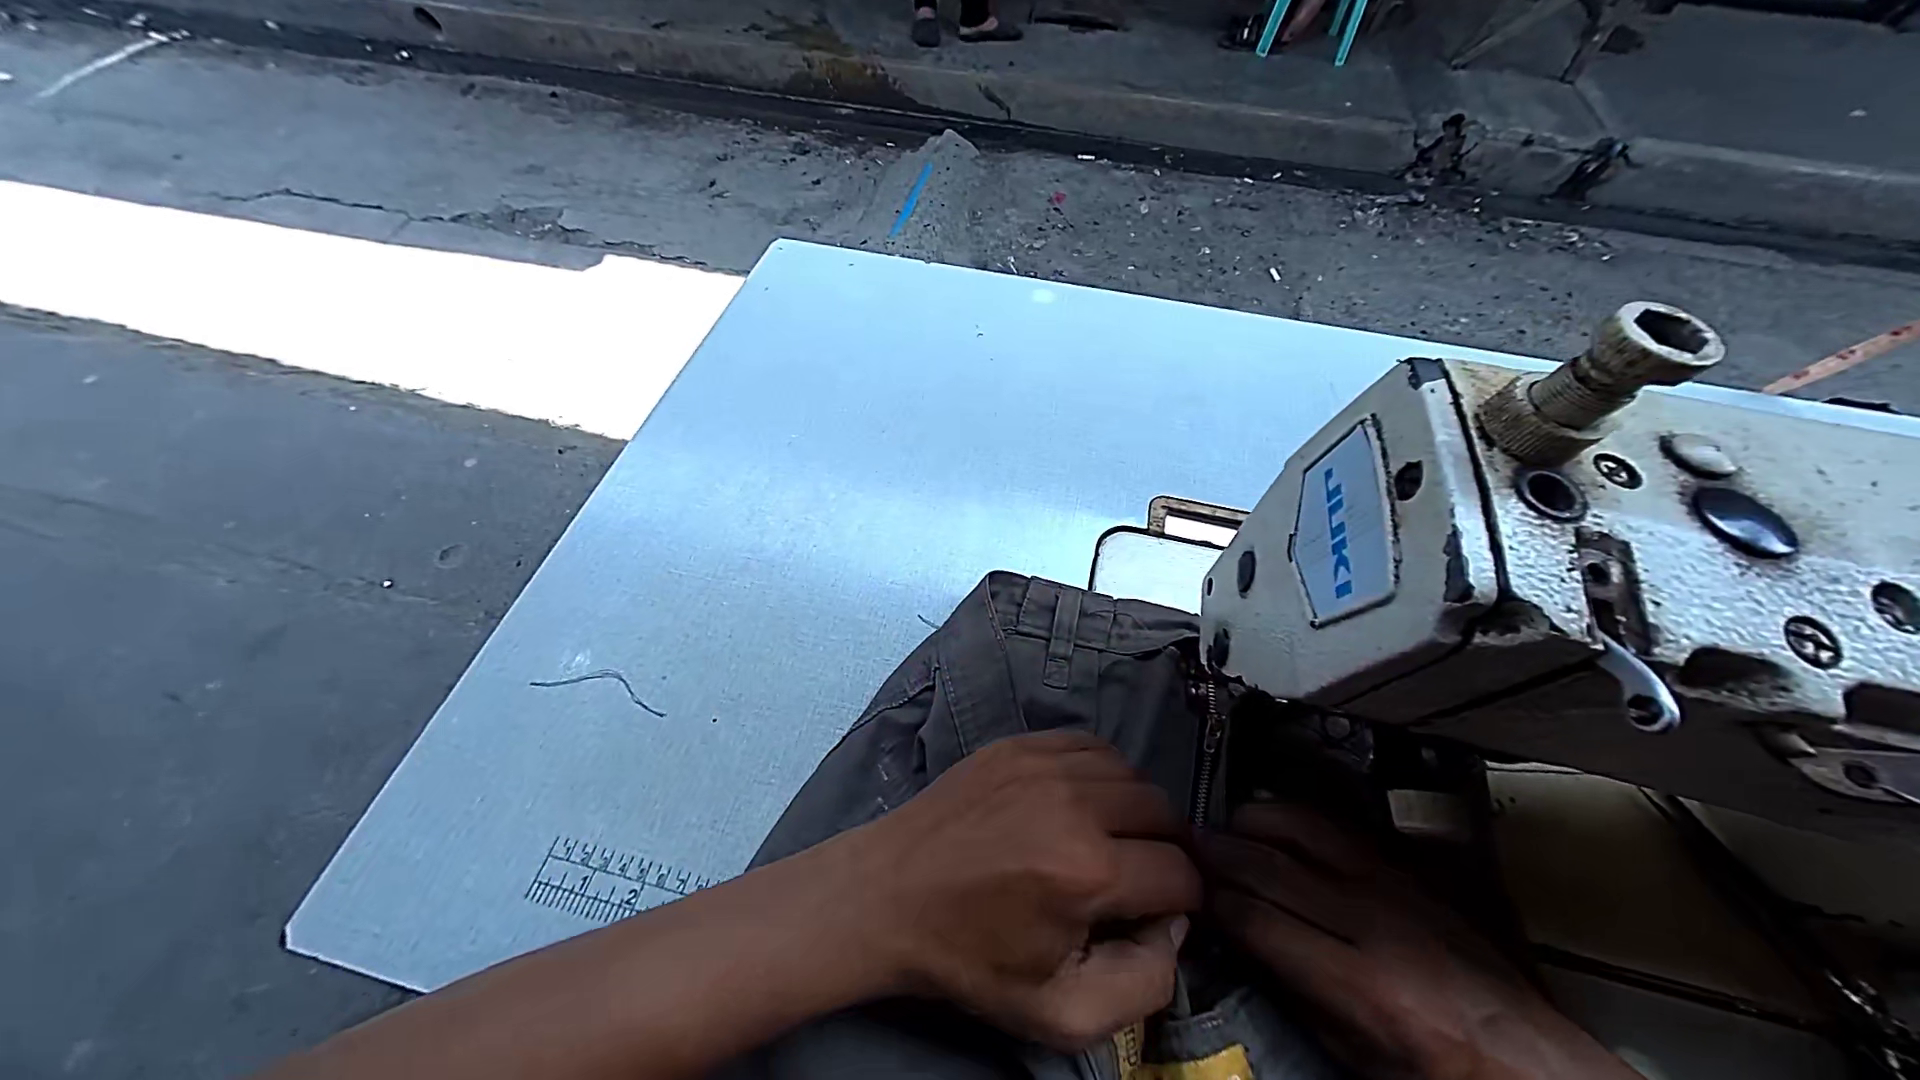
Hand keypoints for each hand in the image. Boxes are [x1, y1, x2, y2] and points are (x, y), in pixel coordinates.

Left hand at [824, 730, 1201, 1049]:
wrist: (889, 894)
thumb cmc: (969, 957)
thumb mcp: (1059, 1014)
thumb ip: (1143, 984)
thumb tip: (1173, 925)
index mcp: (1087, 872)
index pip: (1181, 873)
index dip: (1182, 901)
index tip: (1156, 912)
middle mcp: (1073, 804)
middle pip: (1164, 812)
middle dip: (1167, 849)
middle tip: (1139, 875)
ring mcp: (1042, 764)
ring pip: (1131, 772)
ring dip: (1136, 809)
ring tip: (1111, 838)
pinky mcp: (1017, 745)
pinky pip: (1088, 744)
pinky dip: (1102, 772)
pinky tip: (1081, 800)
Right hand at [1200, 804, 1639, 1079]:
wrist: (1526, 1053)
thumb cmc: (1434, 1069)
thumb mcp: (1355, 1055)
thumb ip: (1290, 990)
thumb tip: (1236, 939)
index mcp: (1360, 984)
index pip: (1257, 920)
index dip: (1211, 902)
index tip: (1185, 892)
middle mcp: (1370, 920)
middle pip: (1267, 864)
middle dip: (1216, 852)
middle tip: (1182, 847)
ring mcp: (1388, 883)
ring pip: (1294, 825)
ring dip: (1246, 822)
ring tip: (1219, 829)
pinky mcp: (1401, 867)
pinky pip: (1328, 824)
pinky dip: (1285, 816)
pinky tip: (1265, 821)